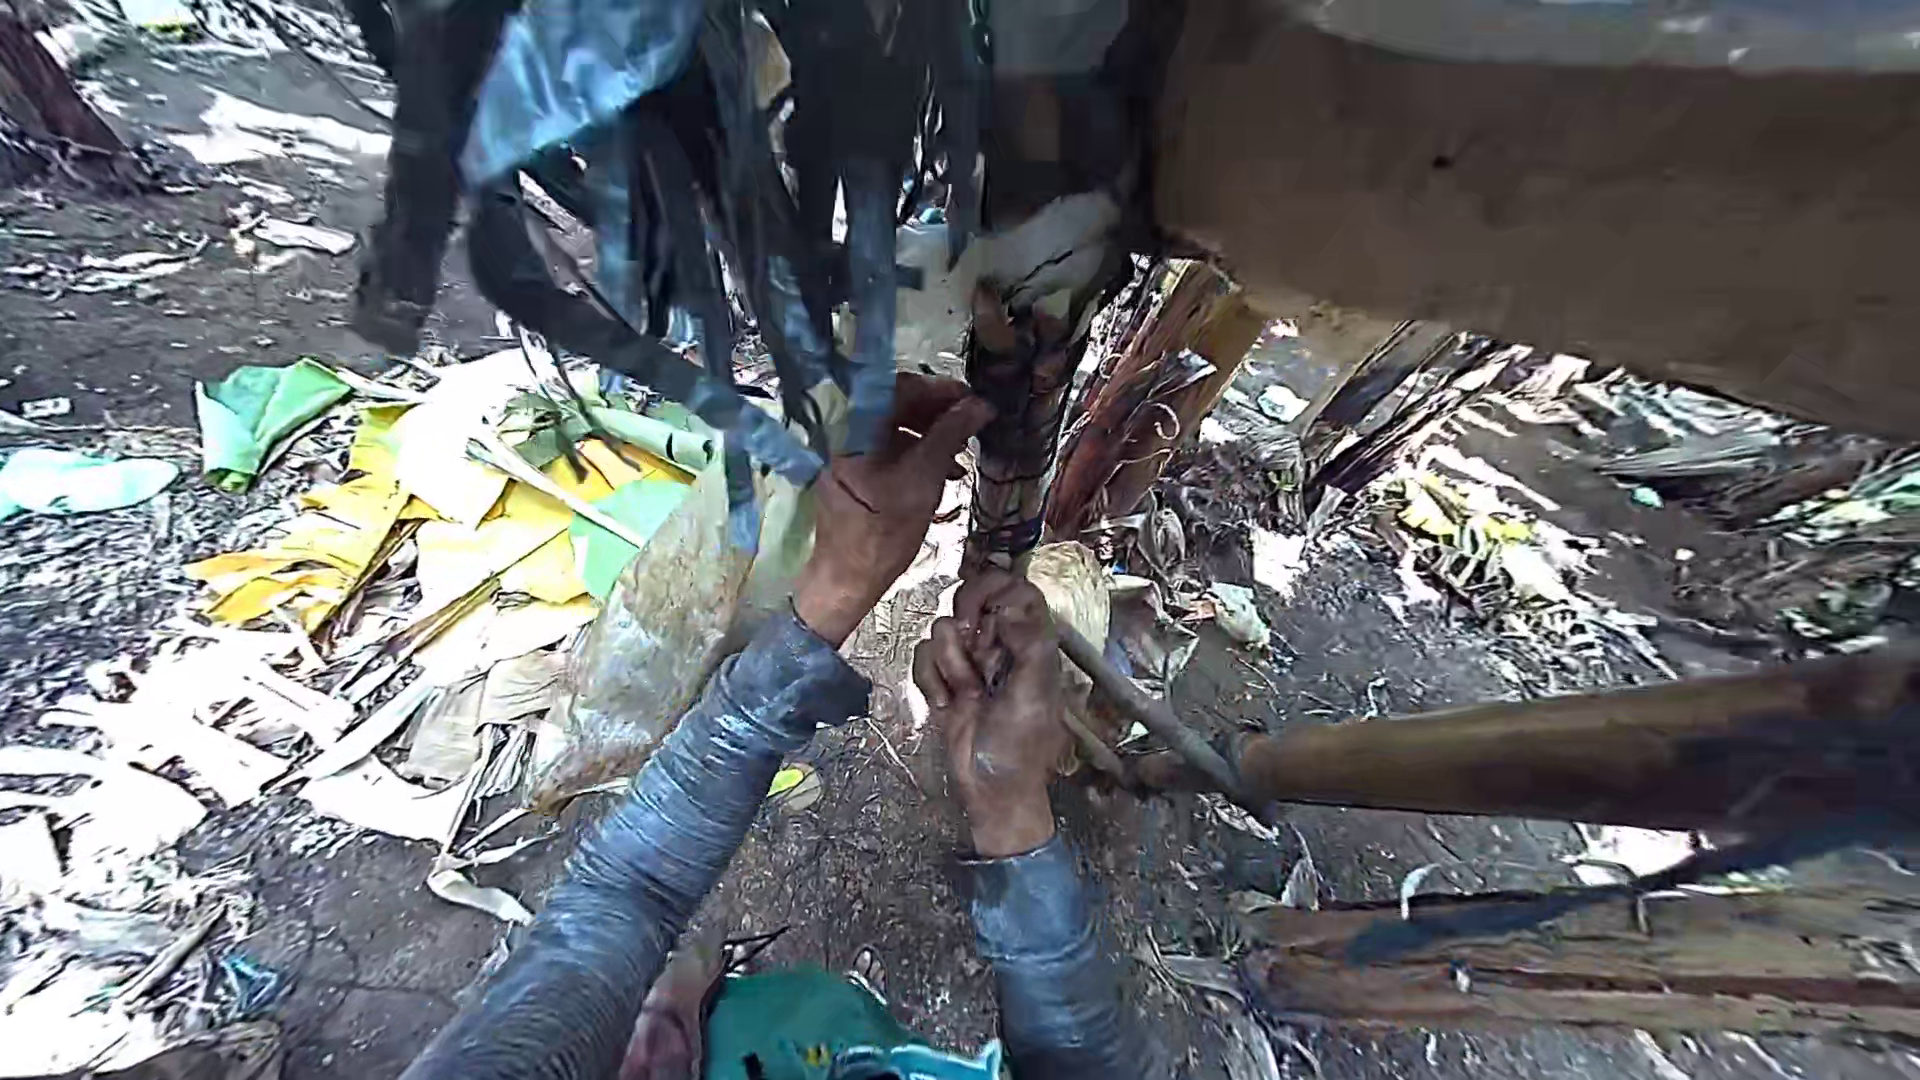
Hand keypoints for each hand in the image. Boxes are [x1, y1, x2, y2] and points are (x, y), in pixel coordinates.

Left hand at [794, 374, 993, 645]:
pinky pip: (887, 445)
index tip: (973, 400)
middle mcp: (842, 429)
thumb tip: (980, 404)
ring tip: (962, 450)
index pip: (900, 386)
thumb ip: (950, 434)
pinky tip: (944, 468)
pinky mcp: (851, 466)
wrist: (849, 578)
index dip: (940, 390)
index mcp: (852, 426)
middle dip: (938, 413)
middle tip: (972, 422)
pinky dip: (916, 451)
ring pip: (895, 425)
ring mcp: (845, 448)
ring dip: (931, 433)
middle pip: (897, 403)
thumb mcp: (923, 479)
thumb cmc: (883, 533)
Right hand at [914, 572, 1068, 856]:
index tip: (982, 610)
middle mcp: (998, 643)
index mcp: (1030, 641)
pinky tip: (945, 705)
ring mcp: (967, 660)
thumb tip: (1007, 606)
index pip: (1015, 588)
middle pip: (970, 599)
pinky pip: (922, 657)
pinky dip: (930, 682)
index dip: (995, 588)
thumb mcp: (1033, 693)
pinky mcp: (941, 678)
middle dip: (966, 629)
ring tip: (966, 693)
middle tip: (976, 657)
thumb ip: (1028, 644)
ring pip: (941, 629)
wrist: (989, 788)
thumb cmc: (1019, 743)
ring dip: (950, 664)